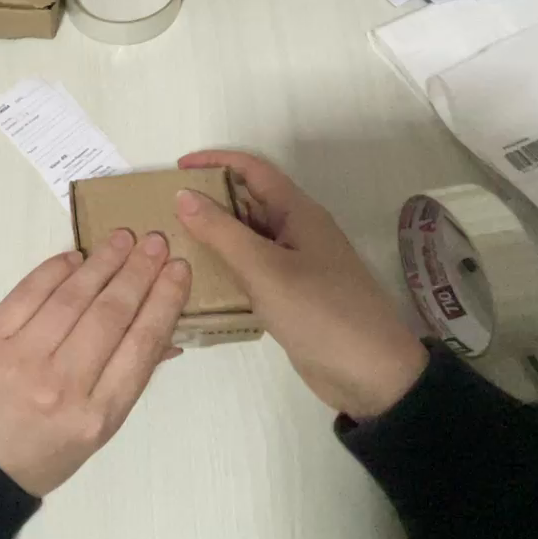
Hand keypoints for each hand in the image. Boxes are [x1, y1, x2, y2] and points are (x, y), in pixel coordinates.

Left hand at [0, 230, 190, 496]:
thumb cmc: (45, 449)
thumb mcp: (97, 431)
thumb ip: (129, 378)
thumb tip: (168, 330)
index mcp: (97, 415)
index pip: (141, 345)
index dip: (164, 301)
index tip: (179, 269)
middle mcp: (62, 384)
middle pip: (110, 314)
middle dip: (138, 273)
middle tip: (156, 242)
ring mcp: (23, 357)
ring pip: (71, 297)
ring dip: (102, 262)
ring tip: (122, 239)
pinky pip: (29, 292)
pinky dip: (55, 269)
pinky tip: (77, 256)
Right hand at [175, 150, 427, 419]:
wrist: (373, 377)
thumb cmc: (321, 312)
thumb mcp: (265, 269)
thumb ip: (222, 231)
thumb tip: (183, 194)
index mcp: (297, 213)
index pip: (252, 170)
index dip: (215, 161)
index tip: (177, 168)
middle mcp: (296, 231)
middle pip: (246, 201)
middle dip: (208, 199)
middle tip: (164, 209)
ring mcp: (294, 264)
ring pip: (246, 236)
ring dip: (212, 235)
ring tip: (172, 241)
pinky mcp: (289, 293)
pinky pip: (250, 267)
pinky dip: (223, 266)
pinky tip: (197, 280)